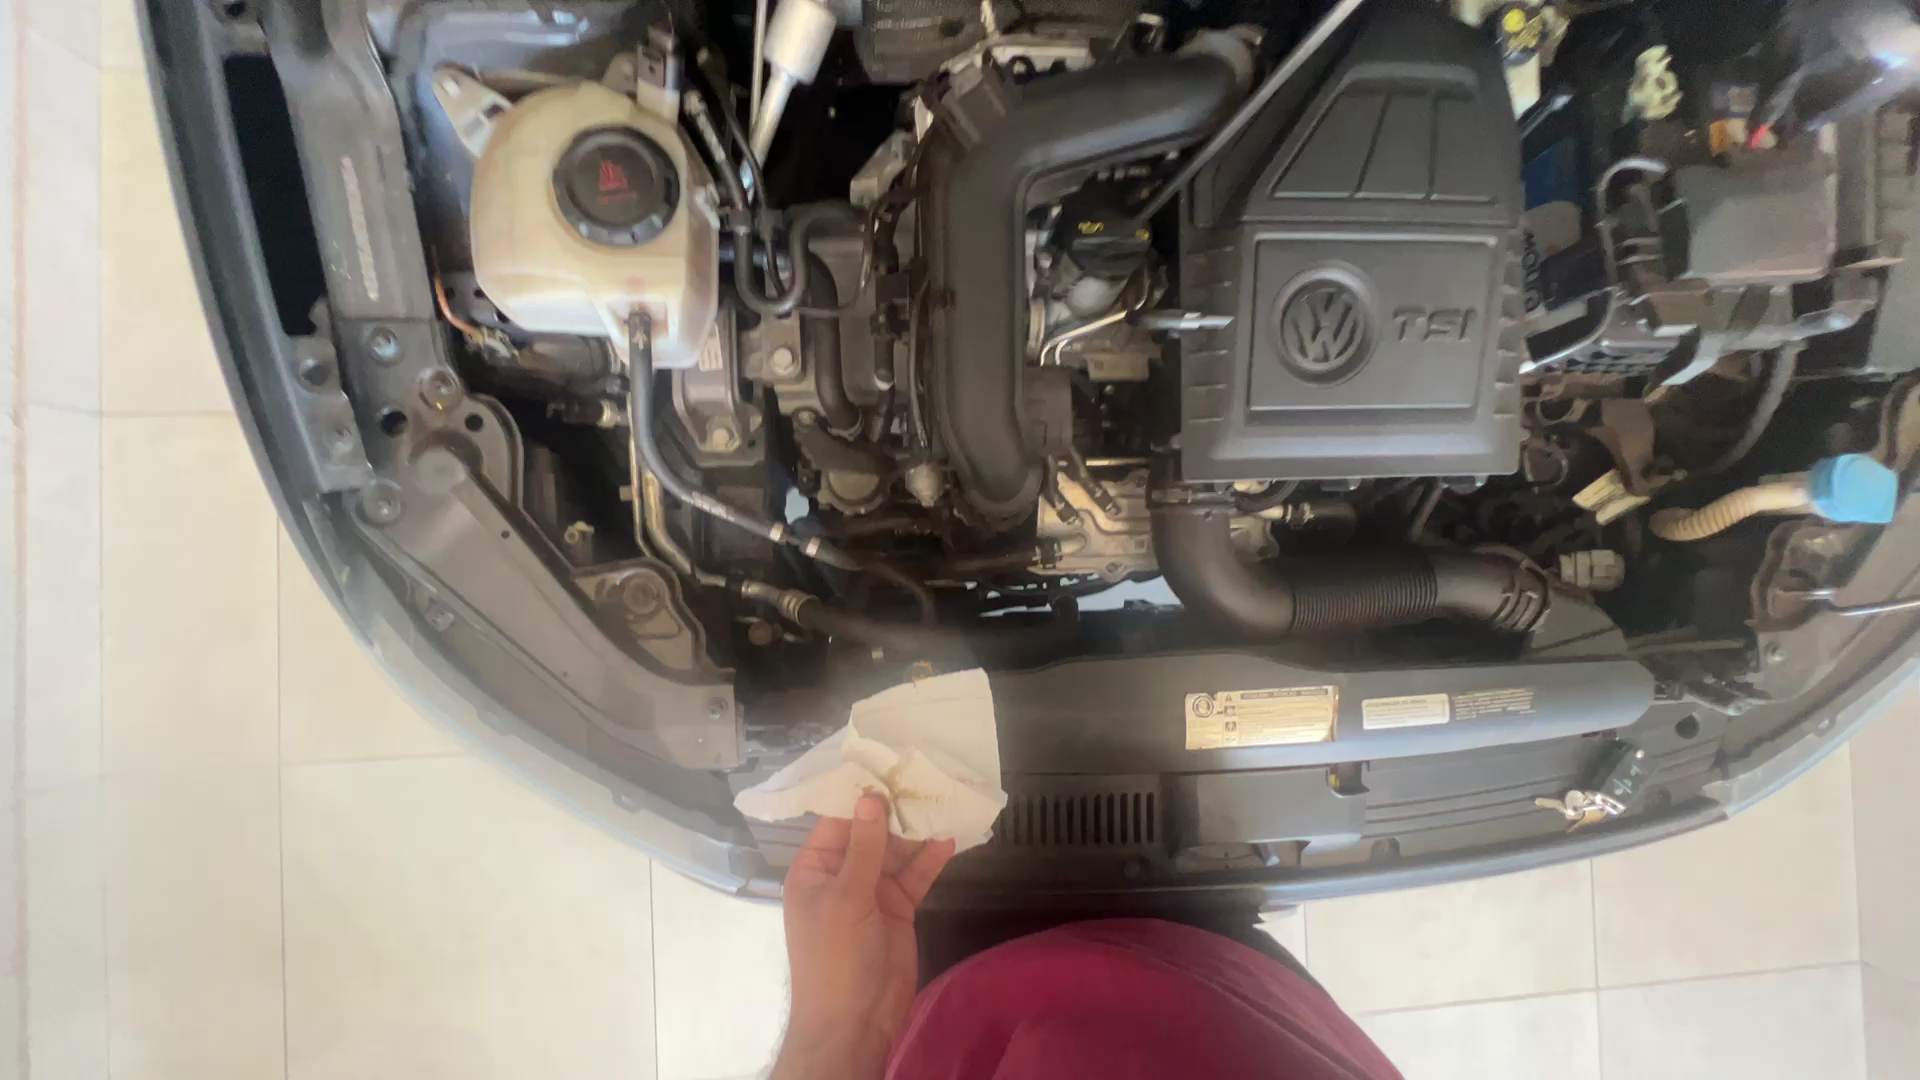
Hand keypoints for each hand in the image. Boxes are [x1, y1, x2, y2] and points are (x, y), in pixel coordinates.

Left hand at [772, 793, 956, 1079]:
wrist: (856, 1022)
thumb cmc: (835, 957)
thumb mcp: (846, 897)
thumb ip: (863, 846)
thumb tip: (871, 797)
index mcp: (815, 867)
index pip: (838, 820)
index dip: (862, 794)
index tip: (887, 763)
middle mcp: (842, 873)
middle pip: (872, 831)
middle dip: (896, 809)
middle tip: (925, 776)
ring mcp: (871, 890)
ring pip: (897, 850)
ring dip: (917, 830)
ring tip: (943, 798)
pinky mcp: (898, 906)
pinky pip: (915, 874)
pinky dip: (931, 857)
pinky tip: (950, 837)